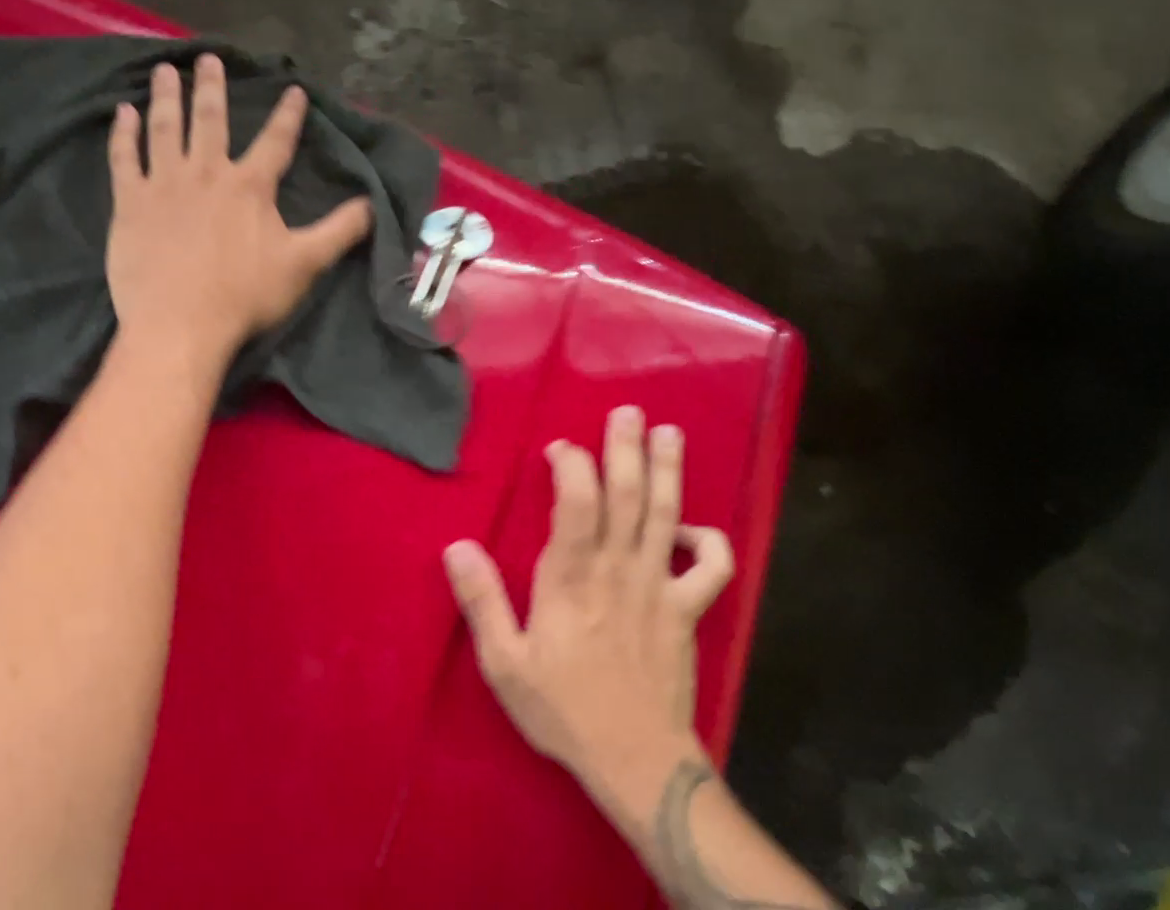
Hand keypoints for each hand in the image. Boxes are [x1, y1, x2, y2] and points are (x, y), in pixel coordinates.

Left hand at [105, 55, 373, 362]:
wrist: (181, 324)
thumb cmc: (245, 296)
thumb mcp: (304, 265)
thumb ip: (339, 232)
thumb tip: (372, 204)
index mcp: (250, 186)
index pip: (275, 141)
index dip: (288, 115)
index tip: (294, 89)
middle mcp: (206, 173)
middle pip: (210, 120)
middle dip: (212, 87)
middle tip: (208, 58)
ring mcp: (164, 184)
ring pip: (165, 128)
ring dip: (166, 97)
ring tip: (164, 70)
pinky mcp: (130, 202)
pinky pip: (124, 158)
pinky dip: (123, 133)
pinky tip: (121, 113)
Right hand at [442, 406, 734, 797]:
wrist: (636, 758)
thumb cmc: (563, 709)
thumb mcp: (505, 663)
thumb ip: (483, 601)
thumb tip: (457, 547)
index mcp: (571, 579)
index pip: (577, 503)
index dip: (573, 465)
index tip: (561, 448)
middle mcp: (618, 571)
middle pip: (627, 496)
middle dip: (627, 450)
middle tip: (628, 412)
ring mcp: (659, 589)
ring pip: (667, 516)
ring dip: (667, 471)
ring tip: (668, 433)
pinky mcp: (688, 611)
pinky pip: (711, 567)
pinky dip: (708, 540)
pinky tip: (690, 527)